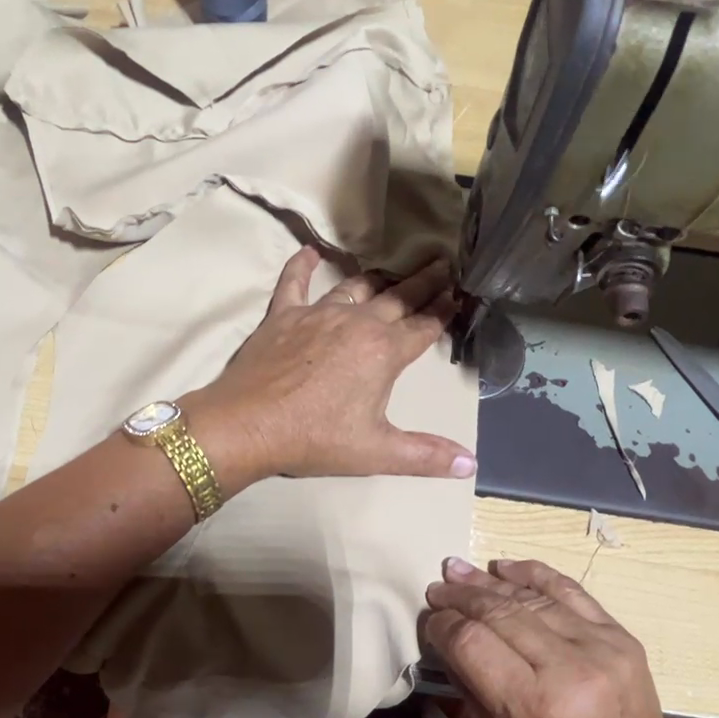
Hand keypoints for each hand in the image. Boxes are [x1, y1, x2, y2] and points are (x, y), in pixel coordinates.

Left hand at [184, 247, 476, 483]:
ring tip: (391, 269)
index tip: (461, 293)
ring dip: (376, 278)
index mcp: (384, 352)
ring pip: (354, 287)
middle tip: (441, 264)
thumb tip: (470, 465)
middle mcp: (356, 323)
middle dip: (422, 283)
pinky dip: (301, 265)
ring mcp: (317, 315)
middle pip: (397, 297)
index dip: (445, 311)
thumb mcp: (375, 452)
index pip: (424, 326)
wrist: (248, 425)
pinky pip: (293, 282)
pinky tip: (309, 251)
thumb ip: (425, 455)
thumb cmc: (315, 439)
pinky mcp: (282, 315)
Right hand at [423, 557, 708, 717]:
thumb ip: (471, 683)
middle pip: (499, 613)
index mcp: (534, 706)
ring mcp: (601, 648)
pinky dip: (535, 575)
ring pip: (532, 598)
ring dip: (490, 582)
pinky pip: (572, 592)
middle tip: (436, 588)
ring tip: (458, 570)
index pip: (472, 642)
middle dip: (461, 597)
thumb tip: (444, 637)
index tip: (429, 620)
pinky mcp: (623, 638)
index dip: (443, 625)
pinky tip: (505, 568)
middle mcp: (570, 668)